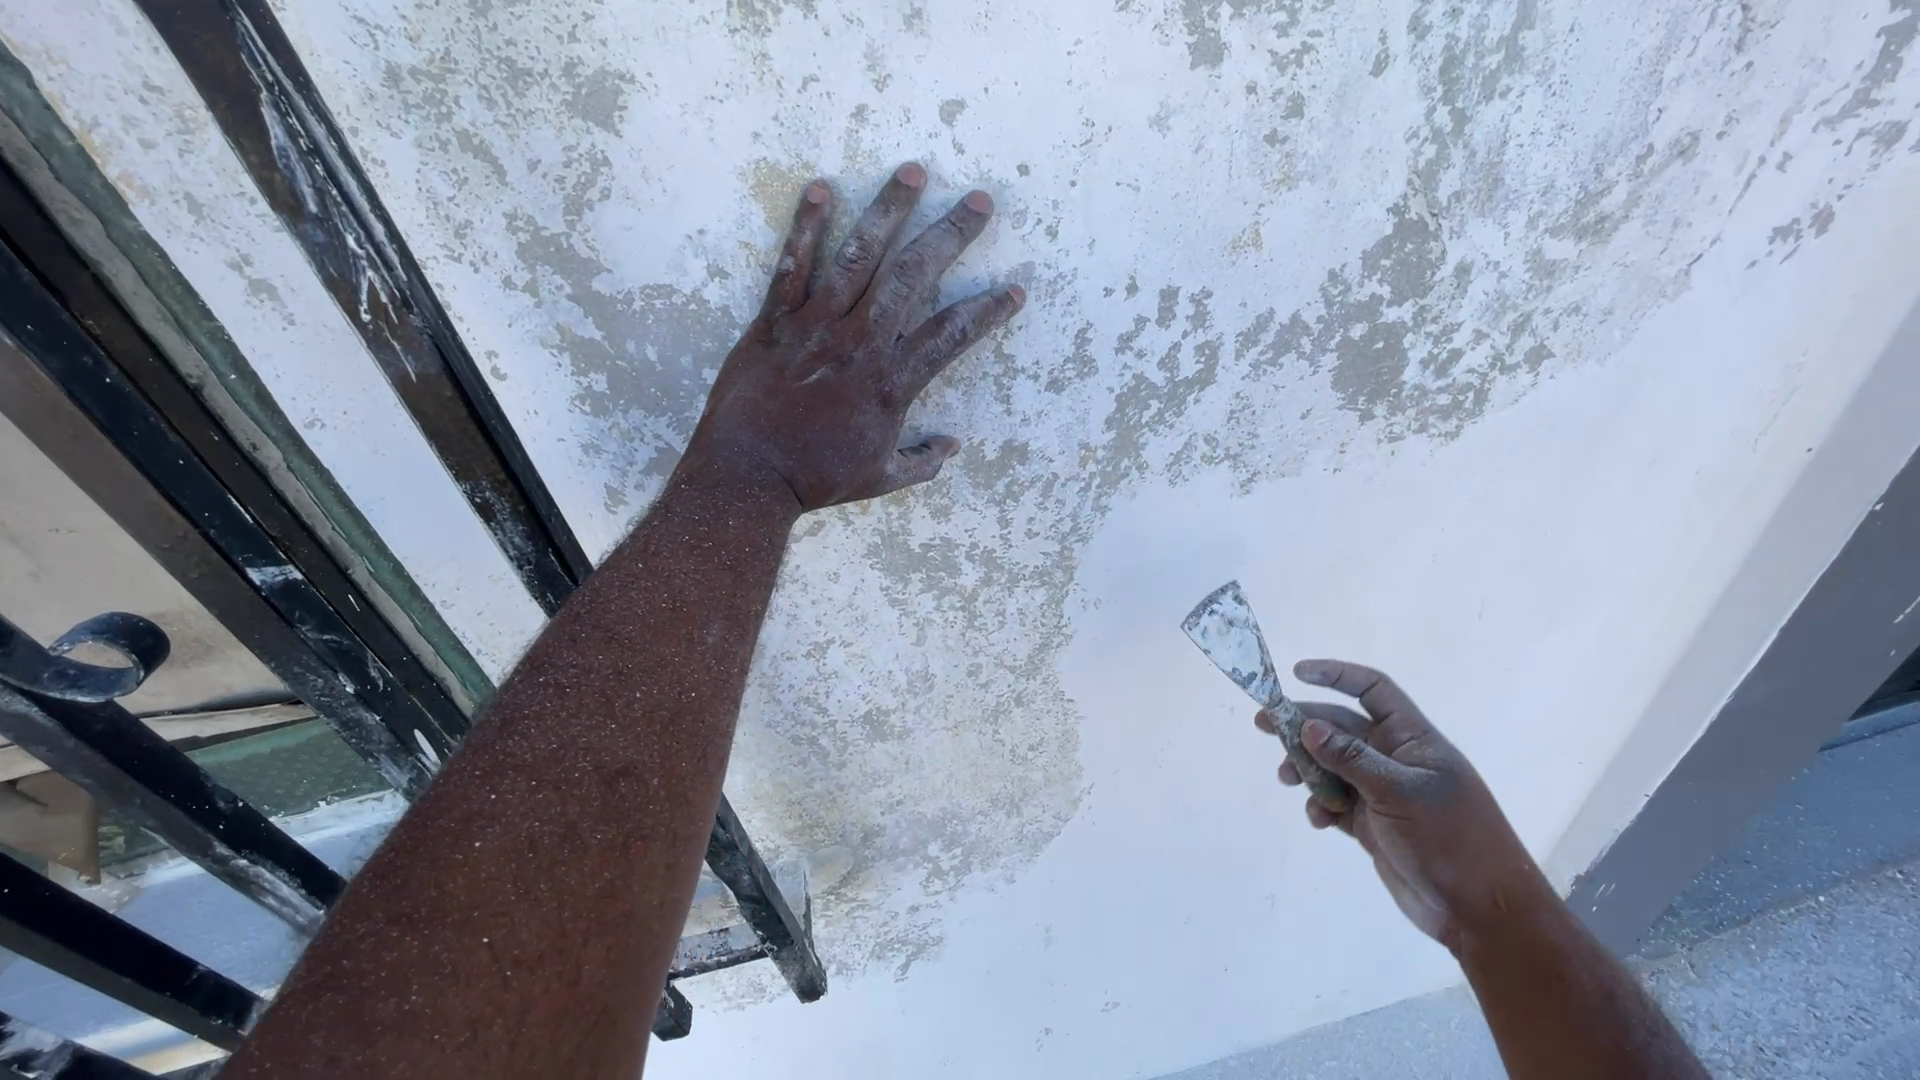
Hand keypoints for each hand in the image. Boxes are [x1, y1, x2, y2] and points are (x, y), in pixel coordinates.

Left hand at [677, 162, 1025, 511]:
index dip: (987, 312)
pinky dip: (804, 226)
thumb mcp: (879, 479)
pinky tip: (820, 188)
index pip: (951, 336)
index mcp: (890, 384)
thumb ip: (922, 463)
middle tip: (979, 201)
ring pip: (858, 258)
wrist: (747, 475)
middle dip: (951, 235)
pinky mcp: (774, 322)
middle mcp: (860, 344)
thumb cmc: (814, 480)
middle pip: (913, 277)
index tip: (1014, 291)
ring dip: (888, 211)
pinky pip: (791, 266)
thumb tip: (951, 447)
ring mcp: (816, 327)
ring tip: (912, 171)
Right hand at [1259, 659, 1549, 950]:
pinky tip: (1319, 819)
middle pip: (1339, 727)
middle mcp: (1394, 759)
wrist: (1479, 912)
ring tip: (1286, 780)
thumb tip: (1308, 725)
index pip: (1373, 690)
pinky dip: (1320, 805)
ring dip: (1305, 768)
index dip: (1337, 675)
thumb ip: (1351, 757)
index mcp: (1412, 740)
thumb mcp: (1400, 792)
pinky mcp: (1370, 823)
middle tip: (1263, 724)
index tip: (1297, 672)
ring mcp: (1381, 792)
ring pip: (1330, 765)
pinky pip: (1333, 801)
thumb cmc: (1451, 840)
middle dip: (1302, 725)